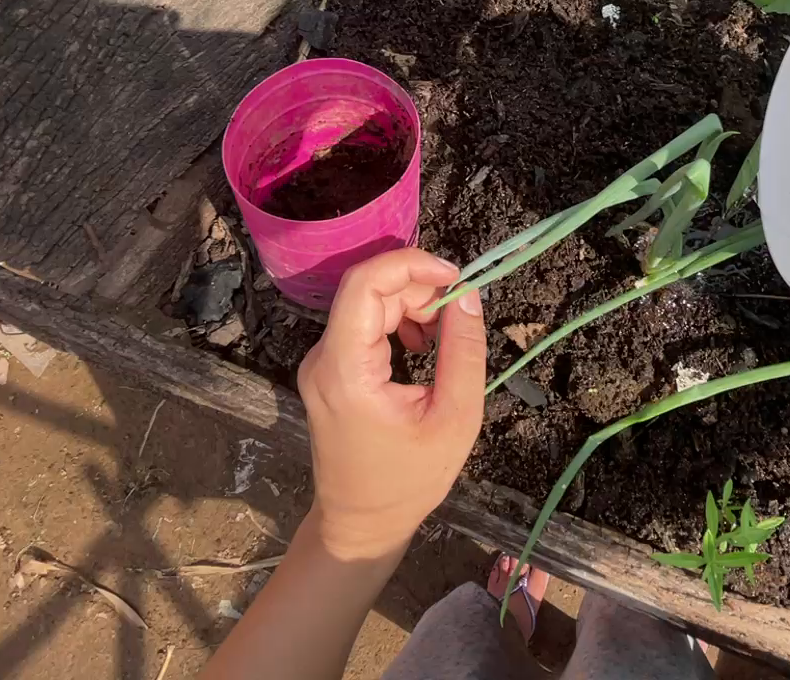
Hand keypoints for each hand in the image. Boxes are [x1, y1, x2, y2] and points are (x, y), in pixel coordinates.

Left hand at [297, 249, 485, 559]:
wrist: (361, 524)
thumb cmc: (410, 480)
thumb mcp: (455, 418)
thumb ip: (464, 351)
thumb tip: (468, 294)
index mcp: (346, 371)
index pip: (365, 284)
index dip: (410, 265)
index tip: (454, 276)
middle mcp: (322, 358)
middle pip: (368, 290)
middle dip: (419, 288)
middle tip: (457, 314)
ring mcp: (321, 362)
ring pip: (368, 302)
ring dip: (411, 304)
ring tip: (442, 336)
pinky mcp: (328, 367)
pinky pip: (364, 322)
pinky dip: (398, 320)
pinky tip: (422, 346)